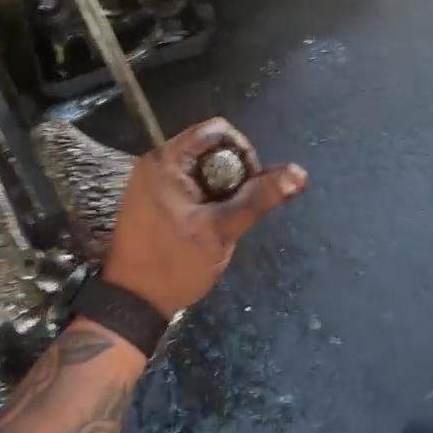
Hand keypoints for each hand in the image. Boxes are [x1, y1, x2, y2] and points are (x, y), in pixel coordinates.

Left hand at [102, 118, 306, 317]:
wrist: (133, 301)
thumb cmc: (174, 263)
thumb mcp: (222, 230)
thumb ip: (259, 198)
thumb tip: (299, 173)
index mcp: (167, 160)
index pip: (217, 131)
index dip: (244, 152)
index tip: (252, 185)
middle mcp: (156, 162)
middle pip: (211, 148)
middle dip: (234, 174)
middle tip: (240, 208)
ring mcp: (152, 181)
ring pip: (203, 169)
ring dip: (222, 189)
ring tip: (226, 220)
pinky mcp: (153, 199)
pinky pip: (189, 184)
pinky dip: (207, 198)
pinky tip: (210, 224)